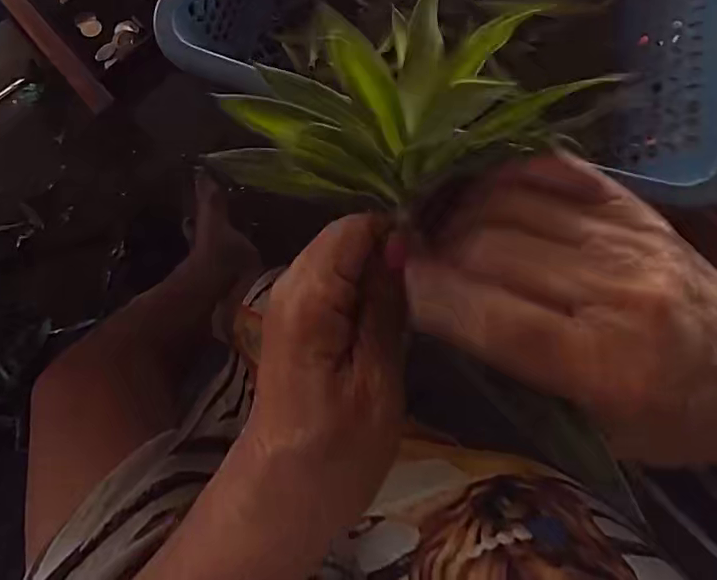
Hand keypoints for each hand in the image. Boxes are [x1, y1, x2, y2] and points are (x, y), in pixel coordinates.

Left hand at [242, 213, 406, 531]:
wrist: (283, 488)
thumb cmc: (338, 448)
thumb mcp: (378, 382)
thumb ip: (386, 307)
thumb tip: (399, 245)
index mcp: (308, 294)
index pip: (351, 228)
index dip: (393, 231)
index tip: (433, 255)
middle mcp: (289, 282)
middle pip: (341, 236)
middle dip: (384, 246)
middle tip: (429, 281)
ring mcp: (286, 296)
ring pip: (335, 254)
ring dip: (372, 266)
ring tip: (413, 297)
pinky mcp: (291, 313)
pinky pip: (328, 278)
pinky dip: (357, 284)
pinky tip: (384, 310)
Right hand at [404, 151, 716, 464]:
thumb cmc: (678, 417)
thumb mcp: (600, 432)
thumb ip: (515, 372)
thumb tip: (435, 308)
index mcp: (612, 365)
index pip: (492, 317)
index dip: (431, 295)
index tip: (401, 283)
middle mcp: (618, 290)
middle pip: (488, 248)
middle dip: (437, 251)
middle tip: (416, 256)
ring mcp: (625, 236)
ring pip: (504, 202)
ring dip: (458, 212)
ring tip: (442, 227)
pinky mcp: (627, 202)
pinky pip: (541, 170)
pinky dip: (498, 178)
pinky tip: (479, 195)